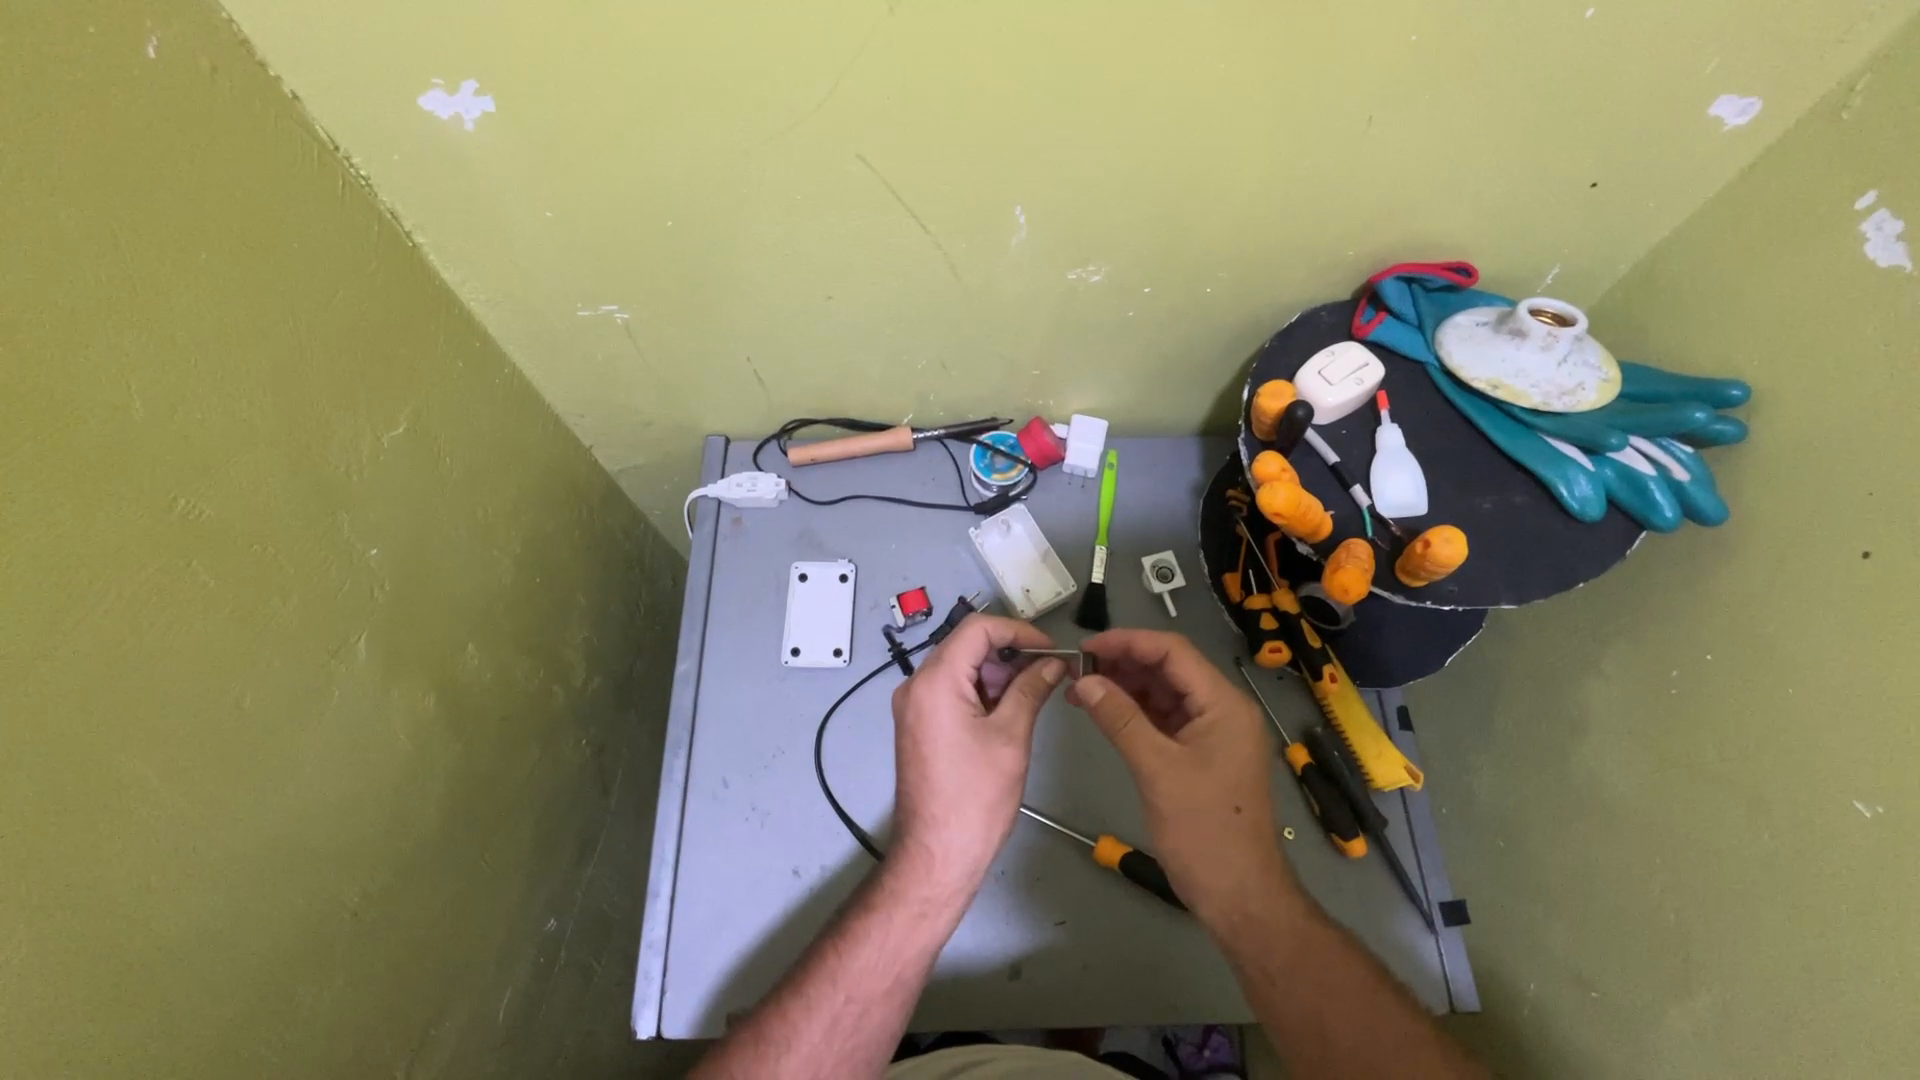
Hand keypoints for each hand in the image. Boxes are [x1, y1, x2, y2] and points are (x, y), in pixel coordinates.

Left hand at [889, 614, 1065, 891]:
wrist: (937, 854)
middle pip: (966, 646)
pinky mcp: (919, 725)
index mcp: (934, 682)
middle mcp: (916, 686)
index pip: (977, 629)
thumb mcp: (1011, 737)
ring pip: (961, 668)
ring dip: (998, 673)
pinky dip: (982, 691)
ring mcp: (914, 706)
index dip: (1018, 630)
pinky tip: (1011, 708)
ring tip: (1035, 692)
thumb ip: (1031, 690)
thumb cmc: (975, 799)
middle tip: (1048, 671)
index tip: (1050, 648)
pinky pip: (952, 691)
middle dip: (1010, 652)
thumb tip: (1052, 664)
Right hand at [1067, 630, 1299, 924]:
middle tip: (1076, 670)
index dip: (1127, 642)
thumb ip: (1120, 719)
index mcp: (1223, 704)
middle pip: (1169, 668)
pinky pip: (1165, 719)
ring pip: (1165, 692)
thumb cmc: (1203, 830)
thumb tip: (1083, 680)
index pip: (1172, 651)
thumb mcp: (1156, 769)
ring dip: (1126, 687)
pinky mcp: (1201, 754)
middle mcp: (1222, 710)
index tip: (1084, 648)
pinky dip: (1135, 712)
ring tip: (1082, 689)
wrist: (1239, 895)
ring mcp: (1212, 733)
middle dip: (1123, 663)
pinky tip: (1104, 713)